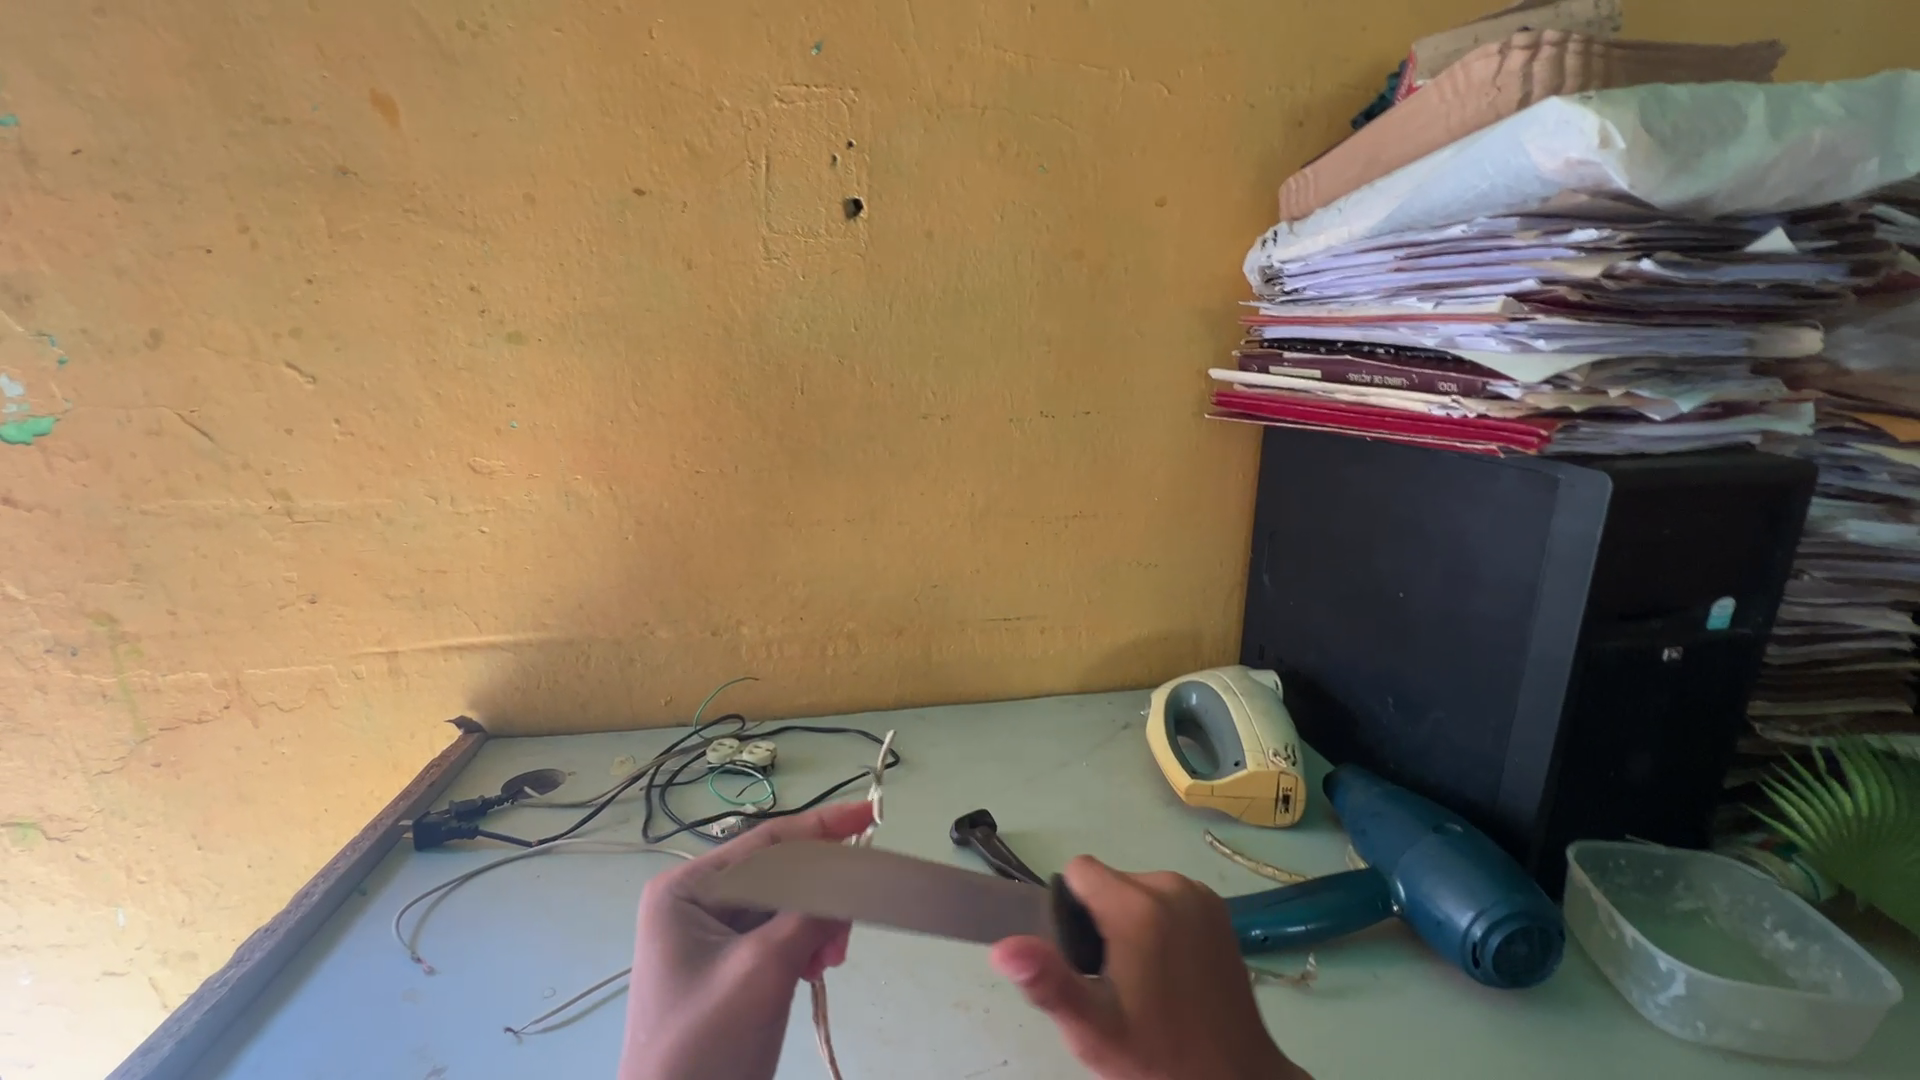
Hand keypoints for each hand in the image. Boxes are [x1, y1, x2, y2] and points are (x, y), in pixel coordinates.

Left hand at [619, 800, 873, 1079]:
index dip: (823, 825)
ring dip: (818, 923)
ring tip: (830, 960)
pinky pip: (783, 934)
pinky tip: (817, 968)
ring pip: (788, 904)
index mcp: (686, 890)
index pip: (768, 842)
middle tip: (848, 929)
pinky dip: (808, 944)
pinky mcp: (732, 967)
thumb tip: (863, 864)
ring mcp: (713, 937)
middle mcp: (698, 902)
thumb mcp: (764, 969)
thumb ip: (815, 910)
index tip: (873, 814)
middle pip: (781, 872)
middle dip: (823, 892)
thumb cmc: (705, 1045)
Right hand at [991, 857, 1310, 1079]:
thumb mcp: (1093, 1030)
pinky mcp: (1216, 905)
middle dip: (1101, 918)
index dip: (1073, 912)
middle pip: (1108, 880)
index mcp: (1137, 907)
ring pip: (1135, 886)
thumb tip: (1002, 949)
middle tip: (1117, 977)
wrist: (1234, 1078)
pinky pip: (1165, 894)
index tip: (1087, 957)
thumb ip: (1047, 983)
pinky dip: (1160, 918)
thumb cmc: (1156, 1057)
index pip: (1079, 871)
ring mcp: (1197, 893)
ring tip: (1146, 975)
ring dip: (1130, 918)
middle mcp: (1169, 886)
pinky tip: (1171, 965)